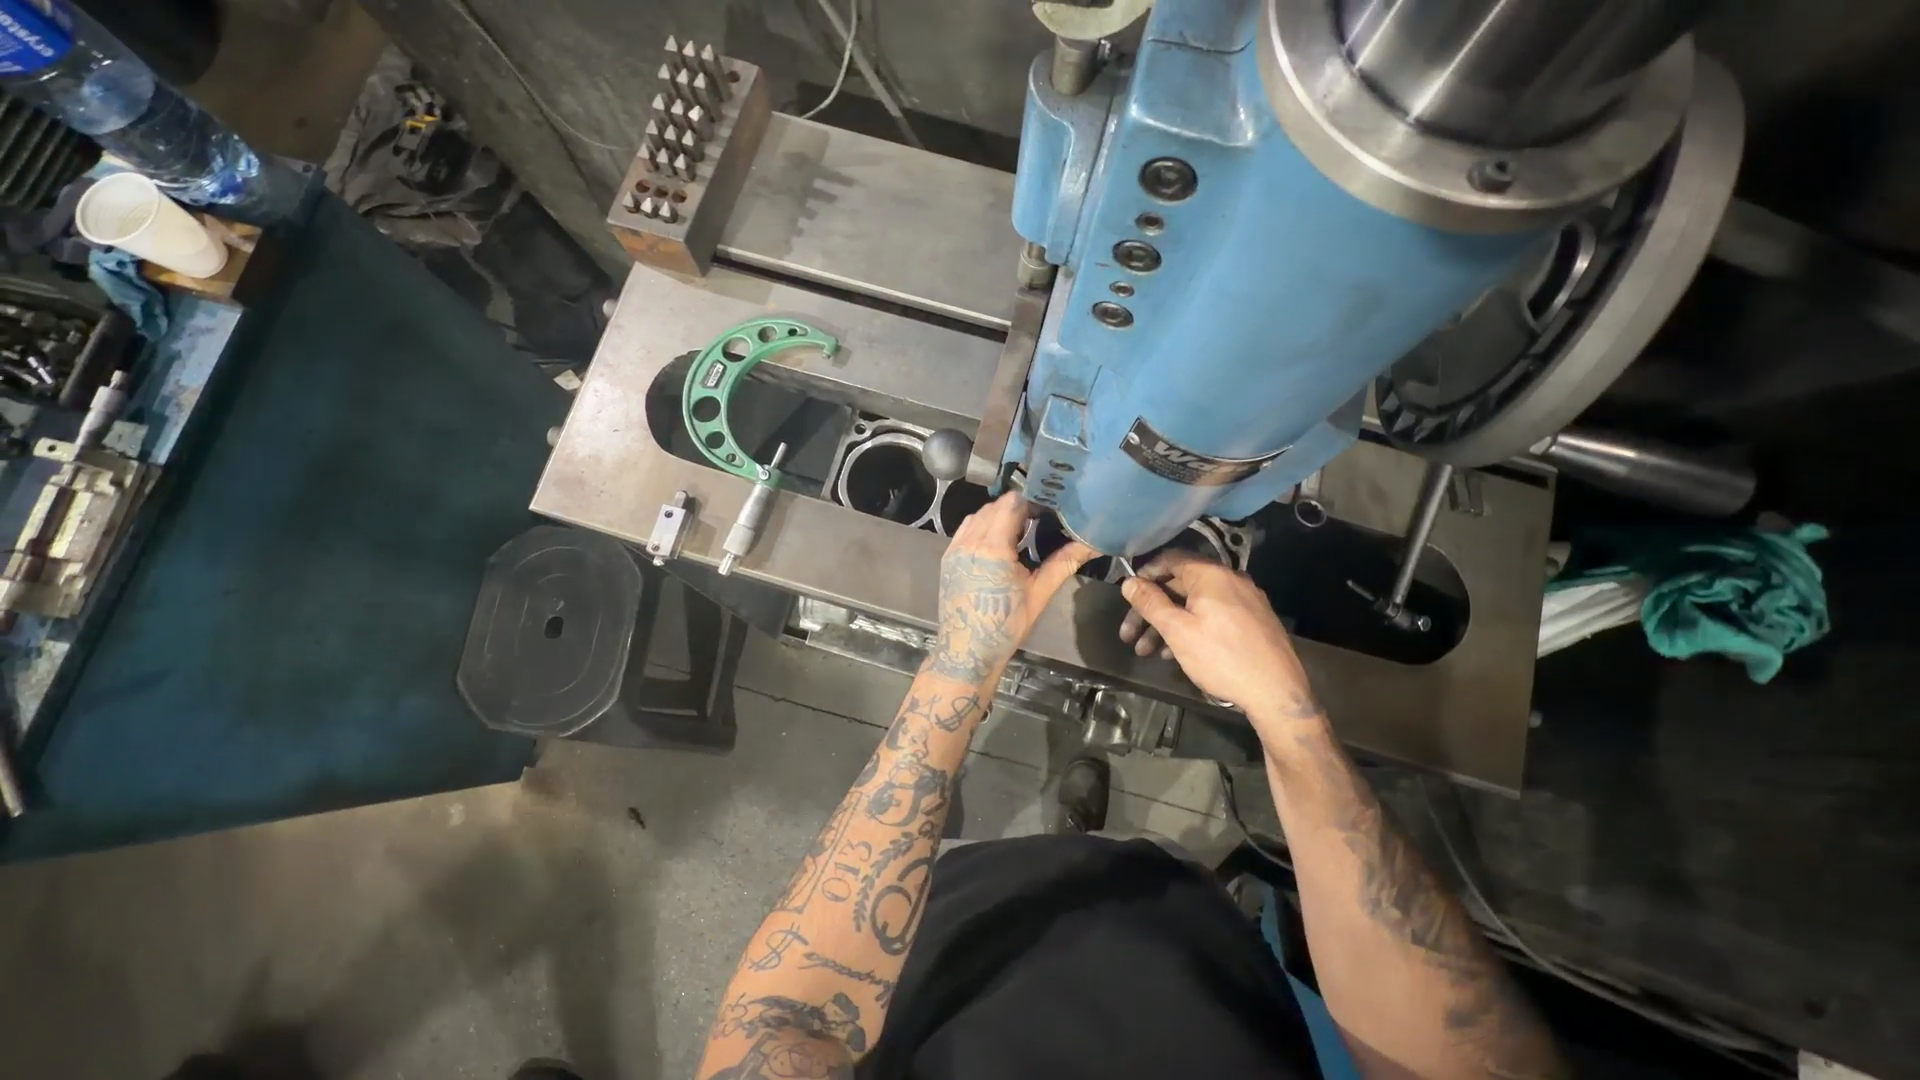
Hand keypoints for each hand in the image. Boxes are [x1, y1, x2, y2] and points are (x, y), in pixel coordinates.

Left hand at [929, 493, 1094, 683]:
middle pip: (995, 506)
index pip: (1012, 504)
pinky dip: (982, 527)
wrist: (968, 650)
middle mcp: (970, 541)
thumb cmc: (1005, 625)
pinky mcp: (948, 557)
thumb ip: (1064, 562)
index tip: (1049, 509)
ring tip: (1019, 531)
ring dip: (998, 516)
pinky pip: (966, 529)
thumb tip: (1092, 544)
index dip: (1032, 502)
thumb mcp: (1039, 593)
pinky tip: (998, 543)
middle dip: (1017, 508)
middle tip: (1039, 520)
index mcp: (993, 547)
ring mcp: (955, 548)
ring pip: (978, 515)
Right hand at [1119, 552, 1322, 729]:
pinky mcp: (1254, 621)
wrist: (1276, 692)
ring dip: (1169, 624)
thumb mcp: (1178, 631)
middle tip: (1130, 635)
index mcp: (1212, 575)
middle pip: (1181, 585)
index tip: (1129, 595)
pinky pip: (1215, 615)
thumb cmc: (1222, 657)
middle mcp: (1231, 580)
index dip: (1145, 574)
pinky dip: (1193, 628)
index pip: (1171, 559)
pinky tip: (1178, 653)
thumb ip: (1150, 603)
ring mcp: (1246, 601)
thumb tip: (1129, 582)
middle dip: (1152, 610)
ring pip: (1197, 604)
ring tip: (1148, 652)